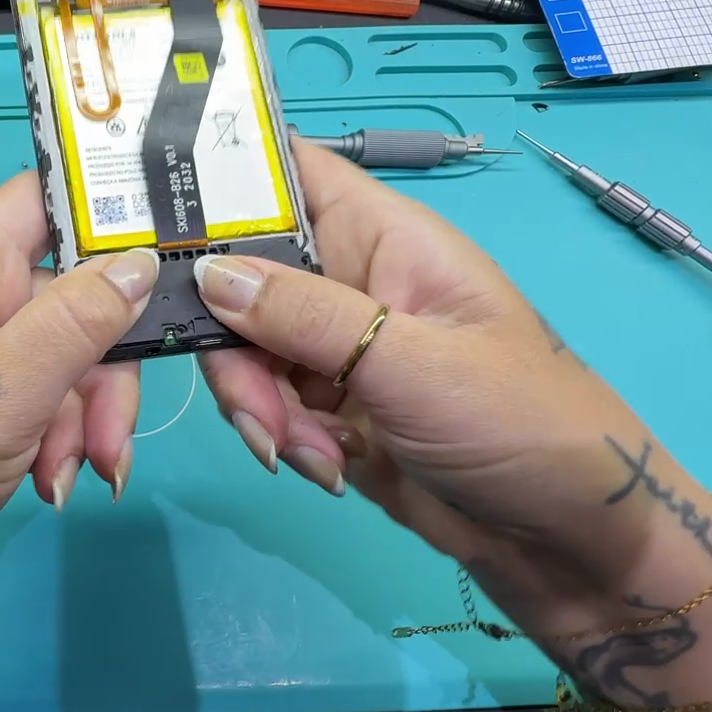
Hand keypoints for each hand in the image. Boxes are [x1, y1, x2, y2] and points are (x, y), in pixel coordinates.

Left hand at [0, 174, 157, 613]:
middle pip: (84, 294)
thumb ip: (75, 323)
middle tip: (111, 435)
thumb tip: (142, 259)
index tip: (176, 243)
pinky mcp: (5, 406)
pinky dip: (73, 440)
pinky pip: (65, 402)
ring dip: (92, 419)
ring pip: (84, 357)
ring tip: (71, 474)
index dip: (110, 208)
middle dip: (107, 368)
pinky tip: (56, 484)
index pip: (46, 200)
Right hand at [194, 141, 678, 627]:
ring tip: (308, 455)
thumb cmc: (519, 422)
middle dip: (235, 348)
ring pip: (240, 349)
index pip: (291, 173)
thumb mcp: (413, 364)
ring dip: (257, 406)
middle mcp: (343, 281)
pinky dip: (275, 436)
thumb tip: (207, 273)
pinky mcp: (317, 401)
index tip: (154, 208)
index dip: (224, 174)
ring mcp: (326, 344)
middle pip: (239, 279)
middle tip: (260, 411)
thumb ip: (306, 317)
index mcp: (380, 238)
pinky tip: (322, 466)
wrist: (557, 538)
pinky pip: (260, 401)